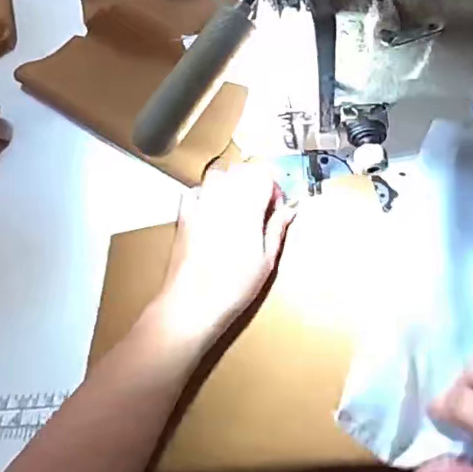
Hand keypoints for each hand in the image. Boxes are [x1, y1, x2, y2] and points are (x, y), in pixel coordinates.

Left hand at [141, 164, 294, 346]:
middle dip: (255, 181)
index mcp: (246, 206)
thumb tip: (289, 211)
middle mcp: (221, 198)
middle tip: (262, 207)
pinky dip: (208, 194)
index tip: (277, 205)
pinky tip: (215, 213)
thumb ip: (277, 228)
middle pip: (242, 169)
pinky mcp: (183, 213)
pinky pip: (198, 190)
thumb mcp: (266, 260)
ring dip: (232, 183)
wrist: (192, 302)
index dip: (274, 186)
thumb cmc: (231, 287)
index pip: (263, 173)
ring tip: (240, 209)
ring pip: (219, 174)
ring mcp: (199, 203)